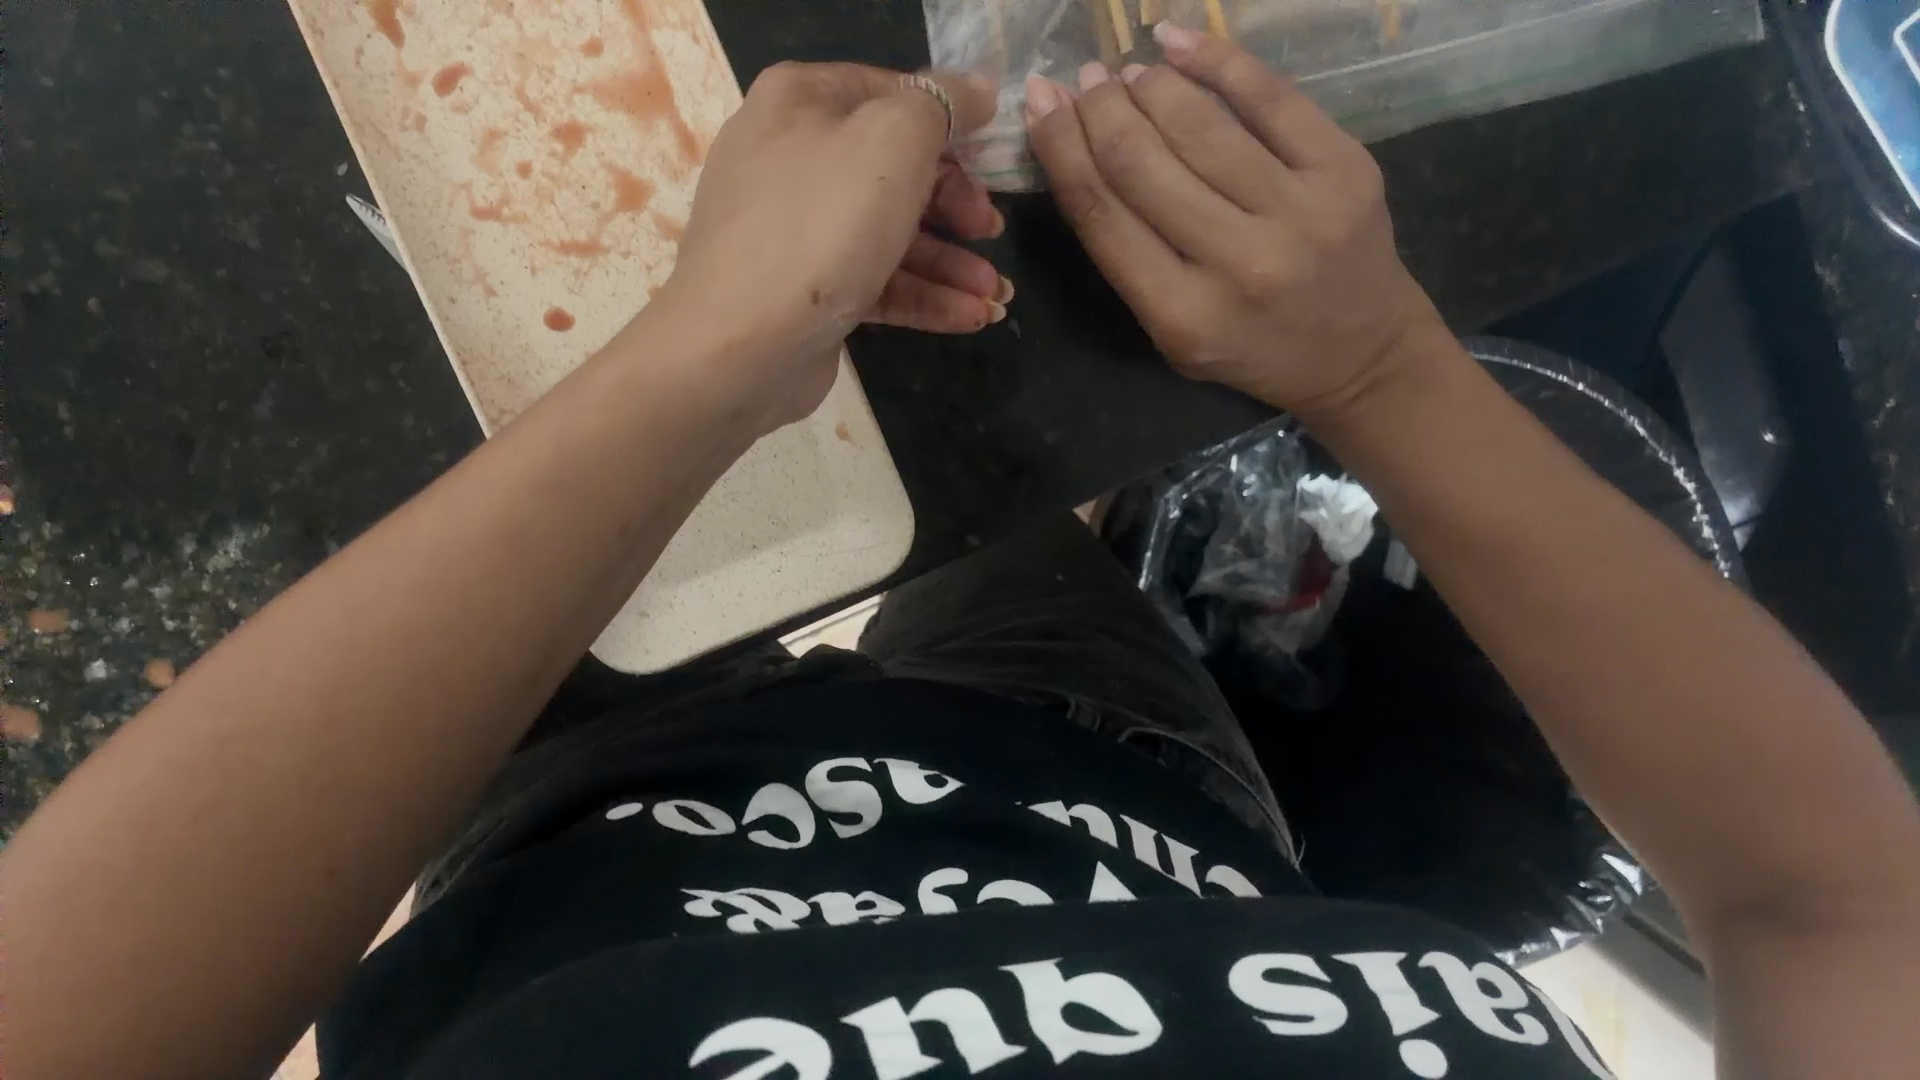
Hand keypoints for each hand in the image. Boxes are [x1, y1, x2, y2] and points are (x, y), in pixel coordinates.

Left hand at [657, 63, 1007, 430]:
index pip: (892, 95)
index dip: (951, 127)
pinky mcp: (810, 292)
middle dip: (957, 210)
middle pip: (897, 173)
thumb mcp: (892, 143)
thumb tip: (978, 89)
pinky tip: (971, 318)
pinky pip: (876, 283)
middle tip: (994, 235)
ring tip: (997, 297)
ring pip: (891, 237)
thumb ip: (941, 105)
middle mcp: (795, 160)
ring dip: (951, 267)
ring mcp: (798, 232)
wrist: (742, 345)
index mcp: (803, 103)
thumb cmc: (820, 227)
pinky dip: (924, 299)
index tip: (993, 165)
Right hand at [1025, 25, 1444, 420]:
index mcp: (1183, 315)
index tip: (1039, 107)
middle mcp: (1239, 263)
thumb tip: (1082, 159)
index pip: (1104, 216)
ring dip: (1148, 87)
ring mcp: (1299, 213)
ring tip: (1122, 71)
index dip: (1062, 151)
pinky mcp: (1346, 171)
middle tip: (1079, 82)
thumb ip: (1129, 260)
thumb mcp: (1172, 332)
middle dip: (1098, 113)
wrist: (1357, 353)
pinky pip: (1272, 99)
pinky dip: (1218, 60)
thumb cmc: (1249, 349)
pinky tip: (1176, 42)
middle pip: (1143, 165)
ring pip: (1201, 127)